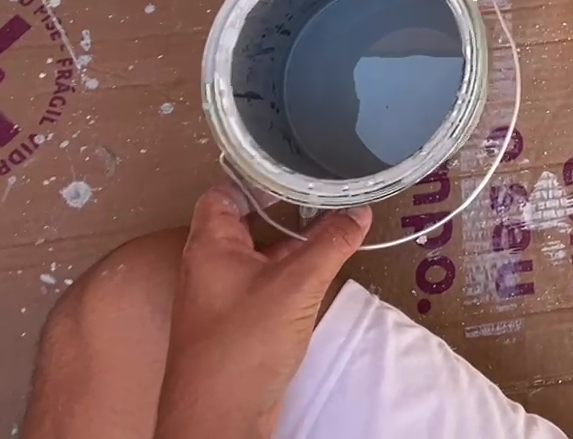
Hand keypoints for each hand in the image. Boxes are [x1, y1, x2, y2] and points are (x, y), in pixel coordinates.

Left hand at [153, 183, 370, 438]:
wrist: (220, 424)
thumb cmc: (244, 344)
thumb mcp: (296, 285)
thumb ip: (331, 243)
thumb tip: (361, 210)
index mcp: (210, 245)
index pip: (225, 189)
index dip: (257, 172)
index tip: (296, 160)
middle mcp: (211, 263)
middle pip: (248, 217)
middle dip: (287, 202)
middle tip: (325, 181)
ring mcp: (224, 293)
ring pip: (262, 249)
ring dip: (294, 236)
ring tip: (335, 214)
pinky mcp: (239, 318)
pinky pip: (268, 276)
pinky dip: (293, 264)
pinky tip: (324, 259)